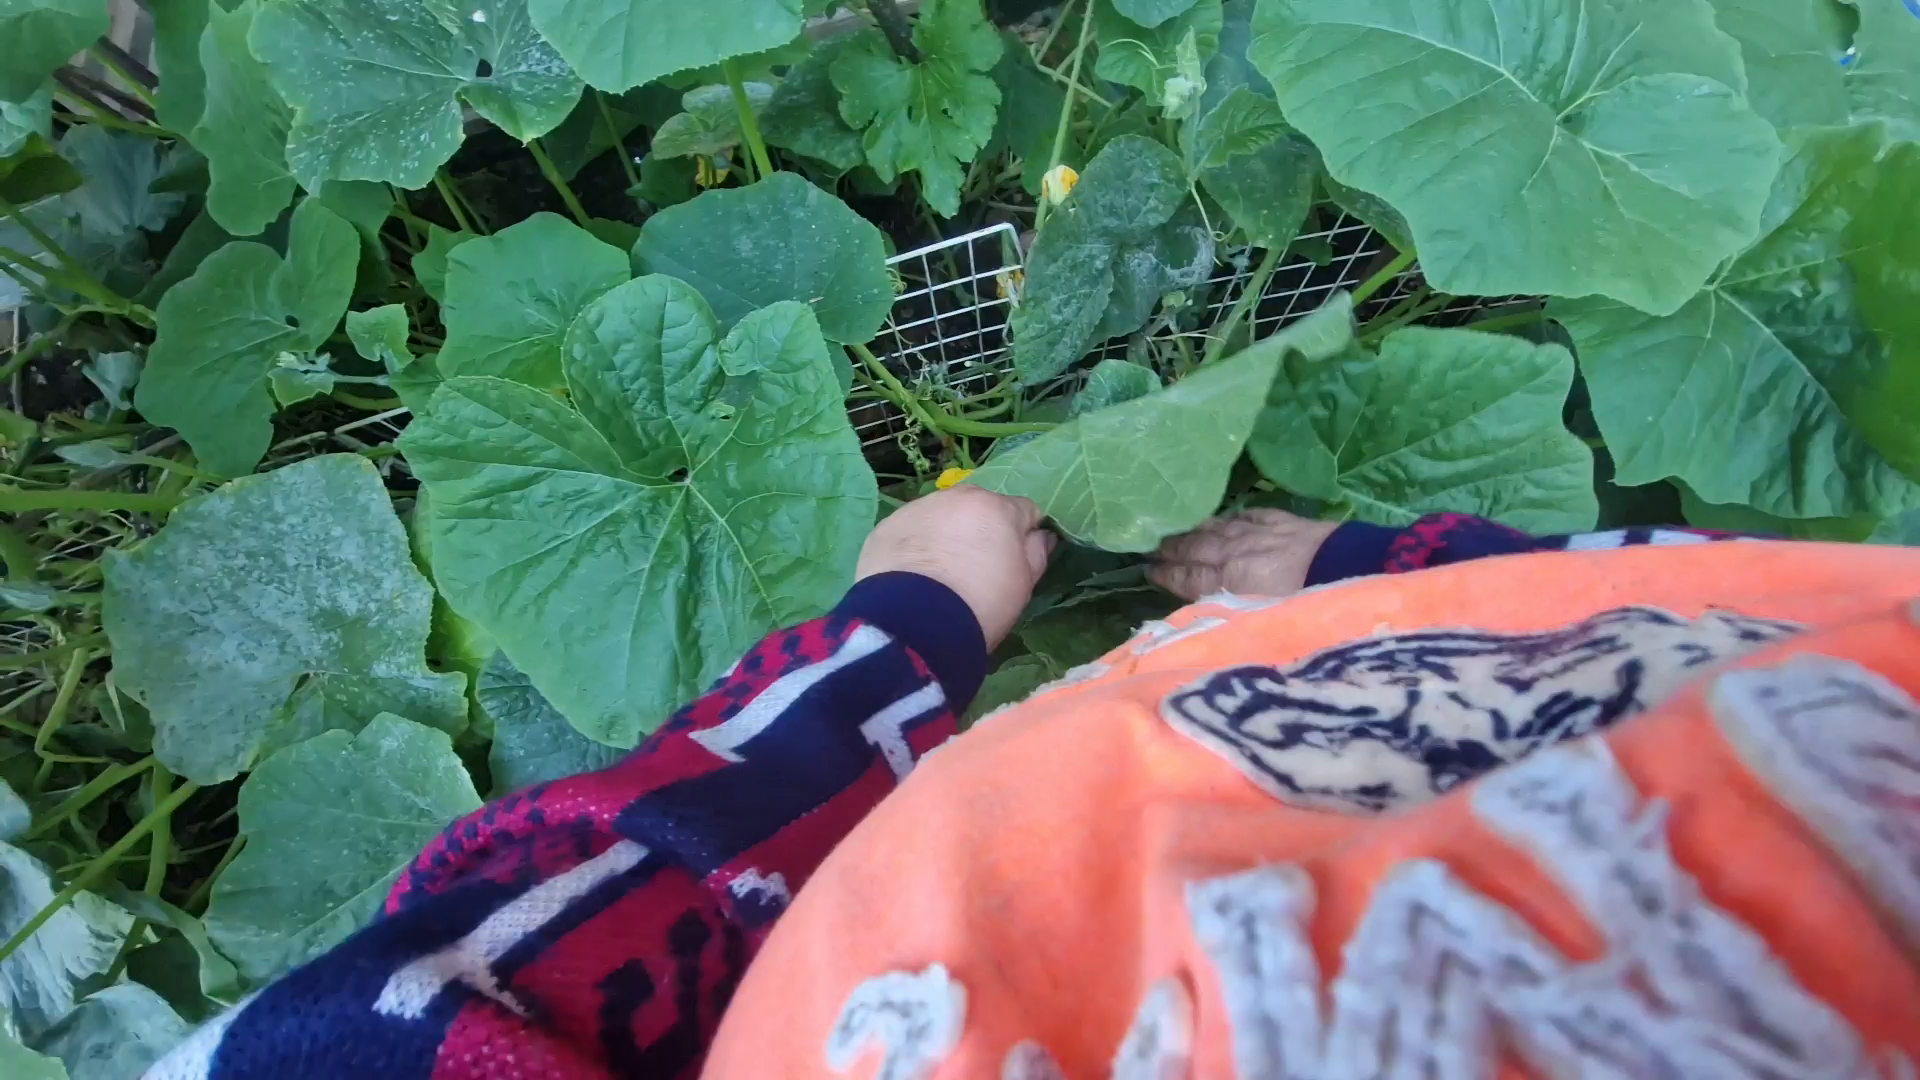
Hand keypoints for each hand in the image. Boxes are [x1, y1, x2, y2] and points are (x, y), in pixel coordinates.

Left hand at [856, 486, 1055, 648]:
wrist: (914, 621)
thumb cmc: (981, 602)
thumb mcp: (1023, 584)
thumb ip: (1036, 553)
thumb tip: (1040, 535)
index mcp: (996, 507)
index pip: (1024, 511)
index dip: (1023, 535)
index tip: (1014, 561)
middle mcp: (956, 497)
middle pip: (978, 508)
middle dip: (980, 529)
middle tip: (974, 567)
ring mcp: (916, 509)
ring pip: (940, 516)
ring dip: (945, 534)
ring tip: (939, 573)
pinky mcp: (886, 527)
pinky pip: (909, 532)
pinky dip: (914, 546)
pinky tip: (912, 576)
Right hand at [1151, 509, 1339, 601]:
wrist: (1355, 570)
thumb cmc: (1306, 606)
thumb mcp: (1259, 620)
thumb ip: (1227, 615)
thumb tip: (1199, 618)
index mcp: (1227, 580)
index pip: (1187, 577)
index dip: (1165, 573)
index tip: (1146, 569)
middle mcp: (1235, 553)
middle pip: (1196, 549)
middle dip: (1171, 548)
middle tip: (1151, 546)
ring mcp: (1260, 534)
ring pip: (1218, 529)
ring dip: (1196, 530)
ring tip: (1178, 529)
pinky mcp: (1286, 522)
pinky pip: (1252, 515)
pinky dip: (1236, 516)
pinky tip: (1229, 516)